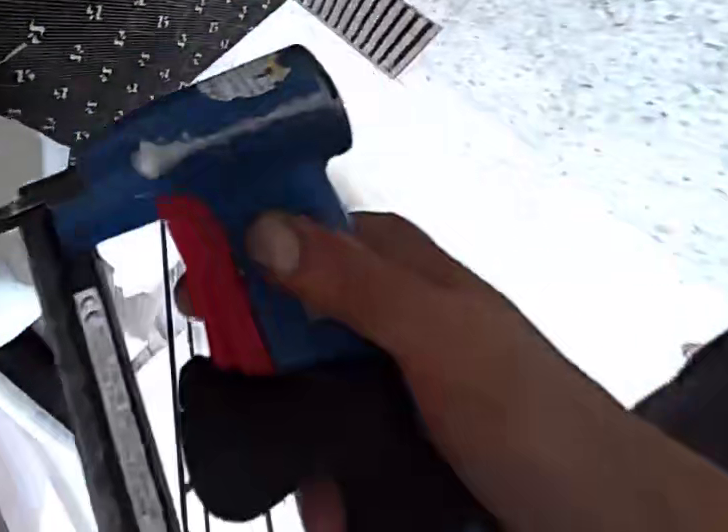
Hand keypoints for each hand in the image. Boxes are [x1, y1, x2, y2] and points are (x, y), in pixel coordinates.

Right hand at [244, 212, 727, 531]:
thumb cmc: (533, 417)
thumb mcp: (439, 337)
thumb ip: (351, 281)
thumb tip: (257, 227)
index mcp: (382, 253)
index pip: (287, 225)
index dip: (235, 247)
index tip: (194, 294)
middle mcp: (372, 297)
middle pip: (280, 302)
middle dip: (255, 356)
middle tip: (235, 400)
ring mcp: (377, 361)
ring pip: (295, 370)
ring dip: (284, 421)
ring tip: (309, 485)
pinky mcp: (384, 419)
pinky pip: (324, 423)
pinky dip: (314, 459)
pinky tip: (327, 500)